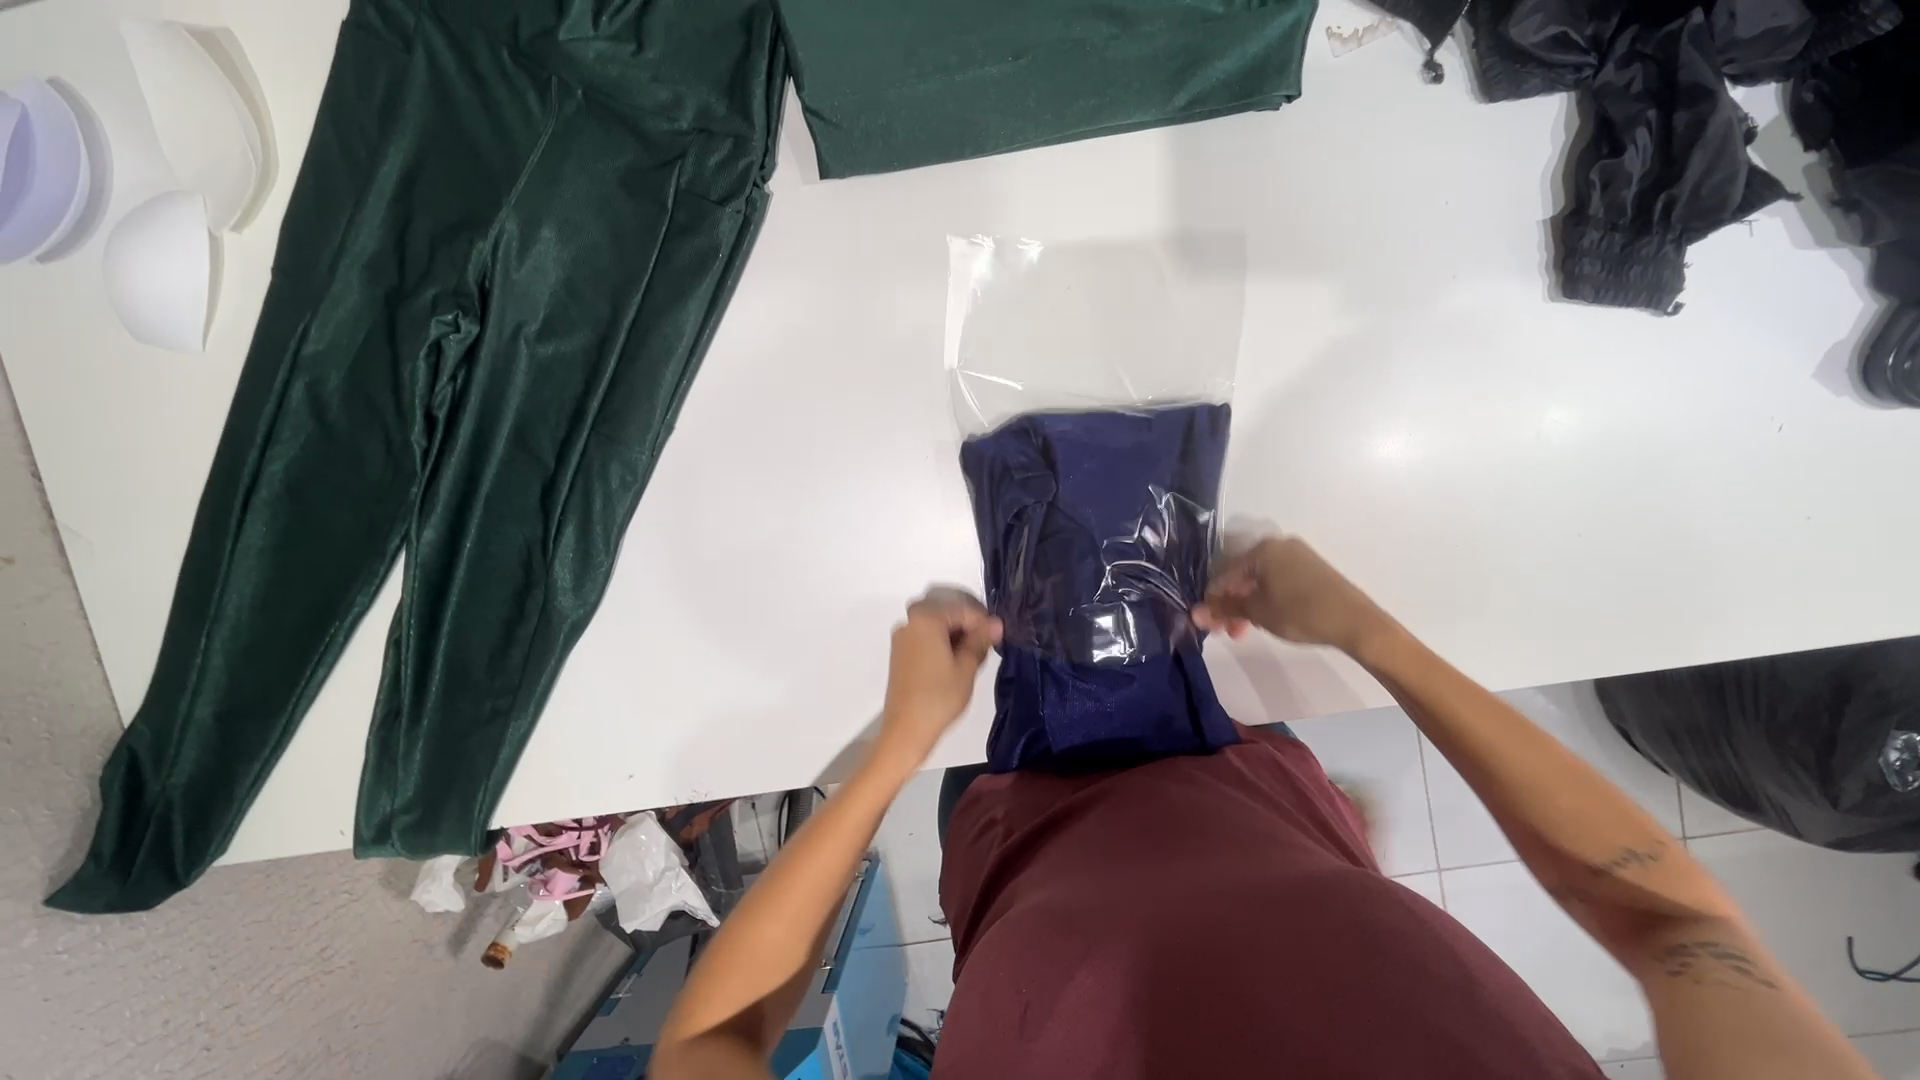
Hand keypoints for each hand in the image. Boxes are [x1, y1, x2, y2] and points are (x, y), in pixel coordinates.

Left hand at [878, 588, 1002, 764]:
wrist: (906, 729)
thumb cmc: (939, 697)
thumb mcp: (966, 667)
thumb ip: (980, 640)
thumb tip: (996, 623)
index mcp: (925, 618)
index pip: (963, 609)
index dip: (984, 621)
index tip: (999, 636)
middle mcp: (909, 621)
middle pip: (947, 612)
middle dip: (969, 625)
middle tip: (987, 644)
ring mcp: (902, 636)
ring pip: (936, 624)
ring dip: (956, 634)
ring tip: (974, 655)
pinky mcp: (900, 651)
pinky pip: (926, 636)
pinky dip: (942, 641)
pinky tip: (956, 660)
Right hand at [1192, 536, 1398, 655]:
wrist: (1356, 622)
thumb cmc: (1300, 612)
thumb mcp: (1258, 612)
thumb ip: (1225, 610)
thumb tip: (1195, 614)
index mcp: (1262, 549)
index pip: (1224, 573)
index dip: (1212, 599)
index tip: (1207, 624)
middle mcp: (1279, 546)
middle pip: (1242, 576)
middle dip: (1230, 604)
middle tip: (1226, 631)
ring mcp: (1297, 557)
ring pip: (1259, 581)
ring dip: (1247, 605)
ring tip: (1245, 631)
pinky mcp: (1311, 570)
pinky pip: (1276, 581)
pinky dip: (1265, 599)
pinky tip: (1264, 619)